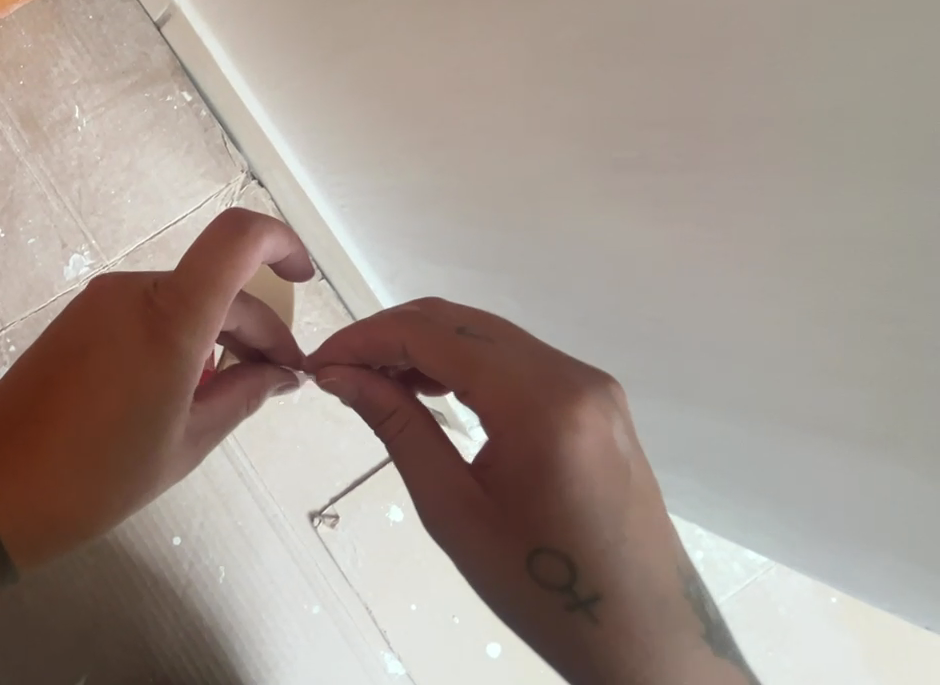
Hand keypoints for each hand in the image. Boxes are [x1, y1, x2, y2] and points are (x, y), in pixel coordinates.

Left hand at [0, 208, 314, 569]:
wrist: (0, 479)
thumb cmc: (100, 473)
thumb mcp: (188, 442)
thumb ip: (242, 395)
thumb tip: (282, 374)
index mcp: (169, 317)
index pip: (237, 238)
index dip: (281, 242)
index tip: (303, 279)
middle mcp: (134, 291)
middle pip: (216, 282)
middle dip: (256, 324)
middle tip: (275, 380)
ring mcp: (101, 298)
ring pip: (182, 297)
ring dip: (217, 330)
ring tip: (230, 388)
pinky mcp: (81, 313)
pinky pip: (147, 308)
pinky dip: (179, 331)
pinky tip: (182, 382)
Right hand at [308, 298, 757, 684]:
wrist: (651, 647)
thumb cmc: (541, 588)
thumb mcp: (451, 507)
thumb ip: (394, 423)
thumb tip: (334, 372)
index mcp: (540, 401)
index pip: (429, 336)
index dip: (363, 340)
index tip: (316, 364)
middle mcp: (570, 375)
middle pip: (454, 321)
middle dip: (385, 336)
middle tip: (336, 371)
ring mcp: (587, 385)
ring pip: (478, 332)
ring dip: (416, 345)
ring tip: (371, 381)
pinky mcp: (591, 401)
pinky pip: (507, 356)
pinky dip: (454, 360)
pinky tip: (422, 389)